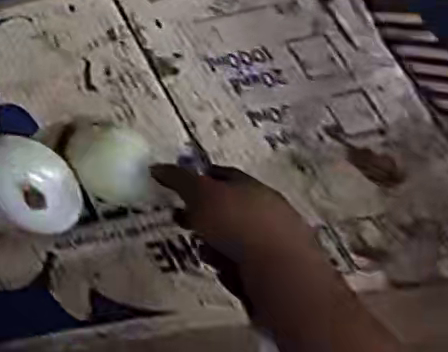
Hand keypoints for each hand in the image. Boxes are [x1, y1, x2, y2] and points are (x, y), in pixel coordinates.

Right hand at [152, 164, 323, 269]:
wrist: (287, 279)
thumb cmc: (237, 225)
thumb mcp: (197, 193)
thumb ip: (176, 177)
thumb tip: (157, 167)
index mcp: (254, 187)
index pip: (221, 173)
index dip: (197, 177)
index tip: (177, 187)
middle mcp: (274, 210)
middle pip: (230, 207)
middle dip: (205, 216)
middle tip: (186, 222)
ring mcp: (286, 243)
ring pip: (239, 236)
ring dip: (218, 243)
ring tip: (208, 253)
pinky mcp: (290, 272)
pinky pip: (252, 261)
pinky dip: (237, 264)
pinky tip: (229, 272)